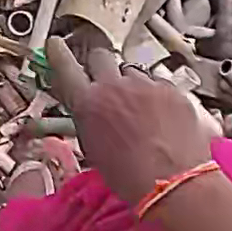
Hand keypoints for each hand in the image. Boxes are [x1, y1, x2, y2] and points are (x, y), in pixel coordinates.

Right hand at [45, 37, 213, 204]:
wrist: (175, 186)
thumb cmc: (130, 177)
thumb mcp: (93, 148)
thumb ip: (87, 118)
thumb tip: (88, 108)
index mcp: (87, 103)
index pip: (65, 66)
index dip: (58, 53)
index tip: (56, 44)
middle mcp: (113, 86)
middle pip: (100, 56)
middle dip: (102, 67)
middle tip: (108, 84)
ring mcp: (144, 84)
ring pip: (131, 70)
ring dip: (131, 83)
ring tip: (141, 109)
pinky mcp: (170, 89)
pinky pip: (158, 82)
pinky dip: (157, 95)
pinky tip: (162, 116)